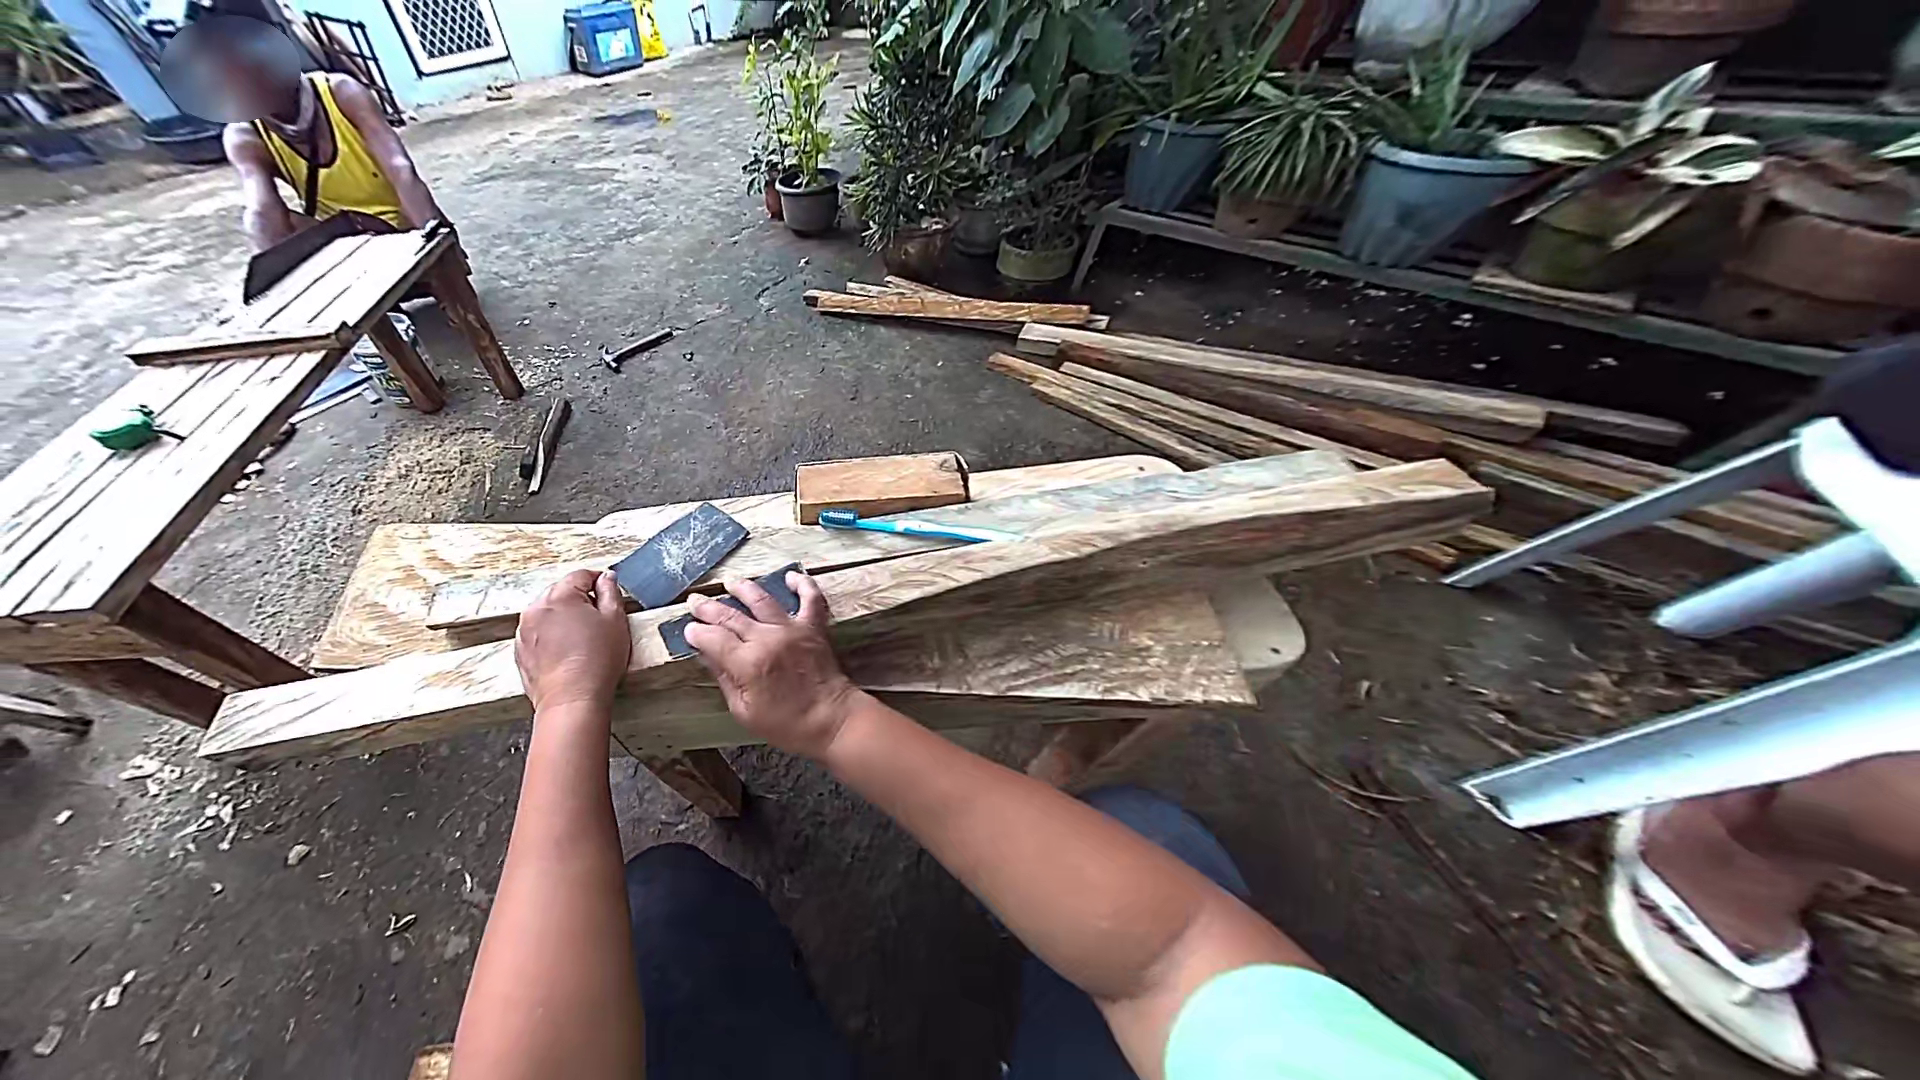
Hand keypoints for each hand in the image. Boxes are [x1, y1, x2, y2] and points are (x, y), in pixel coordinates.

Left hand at [515, 570, 631, 712]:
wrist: (572, 698)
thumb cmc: (596, 661)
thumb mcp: (616, 620)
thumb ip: (611, 592)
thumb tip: (607, 577)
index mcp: (560, 597)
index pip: (580, 575)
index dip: (599, 580)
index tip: (609, 590)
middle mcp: (536, 609)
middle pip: (561, 591)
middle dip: (581, 599)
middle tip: (601, 618)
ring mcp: (525, 630)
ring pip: (549, 612)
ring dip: (566, 617)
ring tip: (586, 638)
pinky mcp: (521, 650)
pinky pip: (540, 632)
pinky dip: (554, 636)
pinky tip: (571, 650)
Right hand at [682, 572, 860, 759]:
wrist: (831, 720)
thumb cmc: (786, 724)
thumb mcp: (743, 710)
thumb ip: (725, 679)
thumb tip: (707, 655)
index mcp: (747, 662)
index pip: (712, 638)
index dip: (696, 632)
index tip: (688, 629)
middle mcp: (768, 639)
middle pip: (731, 616)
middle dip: (708, 608)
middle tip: (695, 602)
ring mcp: (792, 629)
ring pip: (763, 600)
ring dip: (744, 588)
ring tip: (731, 582)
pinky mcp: (813, 628)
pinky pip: (810, 599)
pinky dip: (802, 584)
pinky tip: (791, 576)